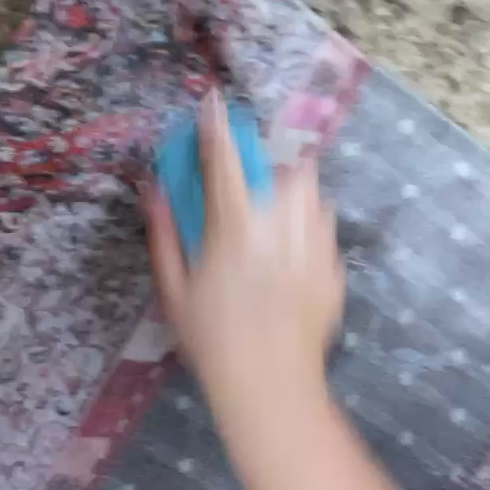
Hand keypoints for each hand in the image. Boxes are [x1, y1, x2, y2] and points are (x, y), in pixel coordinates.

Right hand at [144, 89, 344, 423]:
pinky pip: (327, 232)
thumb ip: (165, 234)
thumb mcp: (173, 291)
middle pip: (287, 167)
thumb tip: (155, 190)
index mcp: (235, 226)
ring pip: (315, 195)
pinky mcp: (334, 270)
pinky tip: (293, 261)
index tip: (213, 105)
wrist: (268, 384)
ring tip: (277, 222)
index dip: (217, 127)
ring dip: (295, 195)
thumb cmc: (211, 340)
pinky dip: (311, 232)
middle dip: (271, 168)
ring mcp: (315, 246)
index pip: (224, 159)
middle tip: (253, 191)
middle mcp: (281, 224)